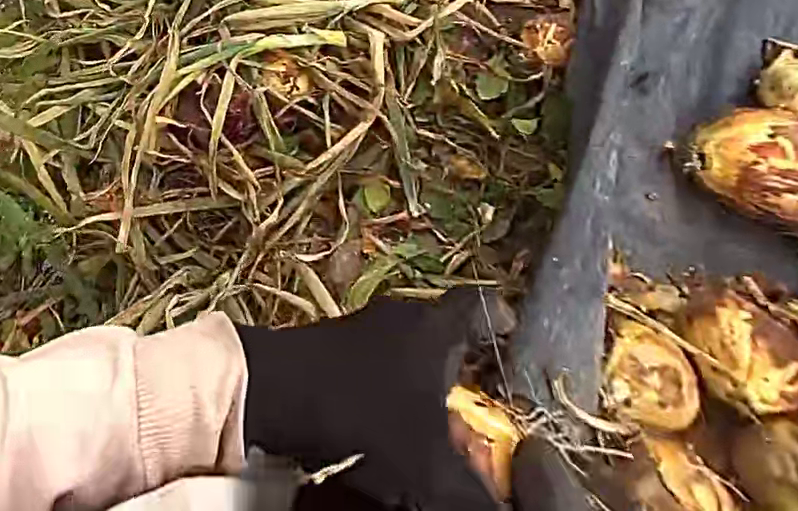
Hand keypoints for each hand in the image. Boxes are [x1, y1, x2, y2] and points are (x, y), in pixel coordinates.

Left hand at [235, 287, 504, 509]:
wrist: (278, 390)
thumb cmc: (361, 415)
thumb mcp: (427, 468)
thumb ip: (474, 493)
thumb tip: (507, 509)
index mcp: (434, 328)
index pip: (483, 306)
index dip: (506, 323)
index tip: (518, 345)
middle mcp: (405, 315)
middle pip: (452, 326)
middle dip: (473, 361)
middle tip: (490, 396)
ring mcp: (370, 324)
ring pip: (418, 342)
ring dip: (436, 374)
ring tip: (448, 415)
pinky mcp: (343, 339)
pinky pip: (389, 353)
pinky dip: (404, 379)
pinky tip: (401, 415)